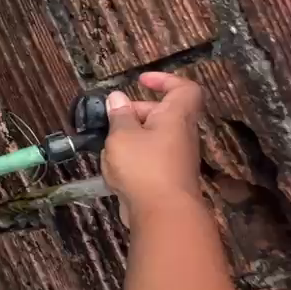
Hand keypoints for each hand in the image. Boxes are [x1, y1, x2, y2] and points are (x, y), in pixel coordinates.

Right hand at [102, 71, 205, 222]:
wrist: (162, 209)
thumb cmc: (143, 166)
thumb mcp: (122, 136)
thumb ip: (119, 116)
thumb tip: (117, 97)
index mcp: (175, 116)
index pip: (183, 89)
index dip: (165, 80)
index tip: (141, 80)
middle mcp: (181, 132)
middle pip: (162, 112)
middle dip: (135, 111)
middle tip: (110, 118)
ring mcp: (175, 154)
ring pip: (153, 134)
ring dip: (130, 134)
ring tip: (107, 145)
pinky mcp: (166, 172)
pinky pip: (149, 153)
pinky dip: (131, 153)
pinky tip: (113, 165)